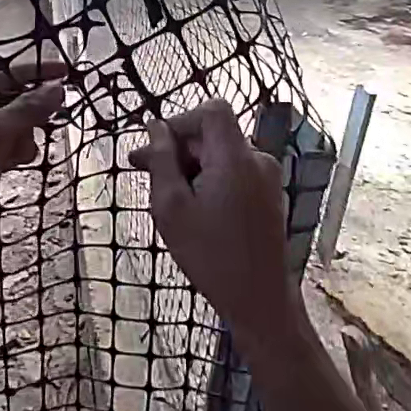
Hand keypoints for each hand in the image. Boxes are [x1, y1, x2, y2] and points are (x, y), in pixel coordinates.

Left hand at [0, 58, 67, 248]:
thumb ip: (28, 108)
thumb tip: (59, 86)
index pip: (8, 73)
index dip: (39, 73)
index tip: (70, 74)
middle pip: (15, 100)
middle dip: (30, 115)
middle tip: (41, 129)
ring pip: (15, 127)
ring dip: (23, 138)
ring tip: (18, 156)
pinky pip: (8, 147)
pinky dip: (15, 153)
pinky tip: (14, 165)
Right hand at [128, 100, 294, 338]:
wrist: (260, 299)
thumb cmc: (210, 255)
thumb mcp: (171, 206)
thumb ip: (162, 160)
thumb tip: (155, 127)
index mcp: (235, 158)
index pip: (212, 110)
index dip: (181, 120)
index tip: (156, 145)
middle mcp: (257, 160)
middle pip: (213, 134)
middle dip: (178, 148)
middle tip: (142, 171)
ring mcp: (267, 177)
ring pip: (220, 154)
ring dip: (190, 166)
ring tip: (166, 197)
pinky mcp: (268, 194)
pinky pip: (233, 171)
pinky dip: (209, 179)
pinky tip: (191, 207)